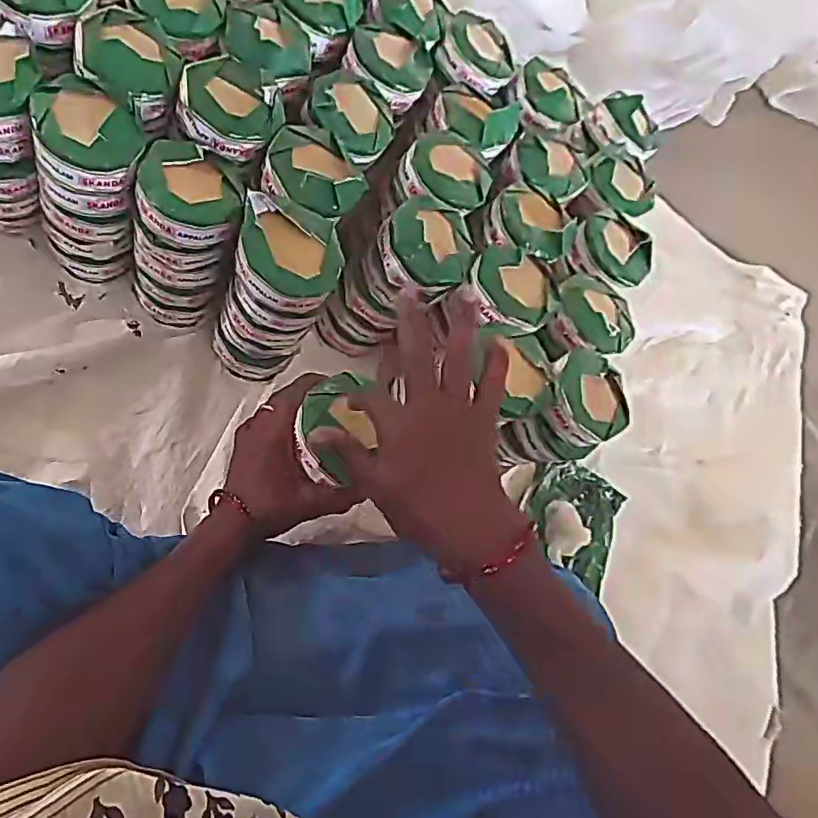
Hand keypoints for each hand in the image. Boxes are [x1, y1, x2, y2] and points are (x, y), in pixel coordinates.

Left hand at [221, 374, 363, 540]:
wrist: (233, 523)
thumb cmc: (269, 506)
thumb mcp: (311, 501)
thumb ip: (342, 494)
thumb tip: (367, 488)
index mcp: (274, 426)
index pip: (298, 390)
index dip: (320, 383)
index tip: (340, 385)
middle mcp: (259, 422)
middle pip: (287, 395)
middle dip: (311, 394)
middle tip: (336, 402)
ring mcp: (248, 431)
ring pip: (275, 407)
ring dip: (296, 407)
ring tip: (321, 417)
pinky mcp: (244, 443)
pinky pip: (266, 420)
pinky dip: (283, 420)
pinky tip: (298, 437)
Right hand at [312, 293, 528, 574]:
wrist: (470, 526)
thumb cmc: (417, 508)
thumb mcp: (375, 484)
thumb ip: (349, 452)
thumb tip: (318, 431)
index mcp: (398, 422)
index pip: (371, 394)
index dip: (356, 392)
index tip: (348, 398)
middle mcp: (428, 405)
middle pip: (418, 356)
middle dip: (412, 322)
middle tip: (411, 291)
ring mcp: (460, 408)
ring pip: (460, 359)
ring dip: (461, 327)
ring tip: (464, 296)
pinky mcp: (484, 418)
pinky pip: (493, 384)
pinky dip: (497, 363)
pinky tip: (499, 342)